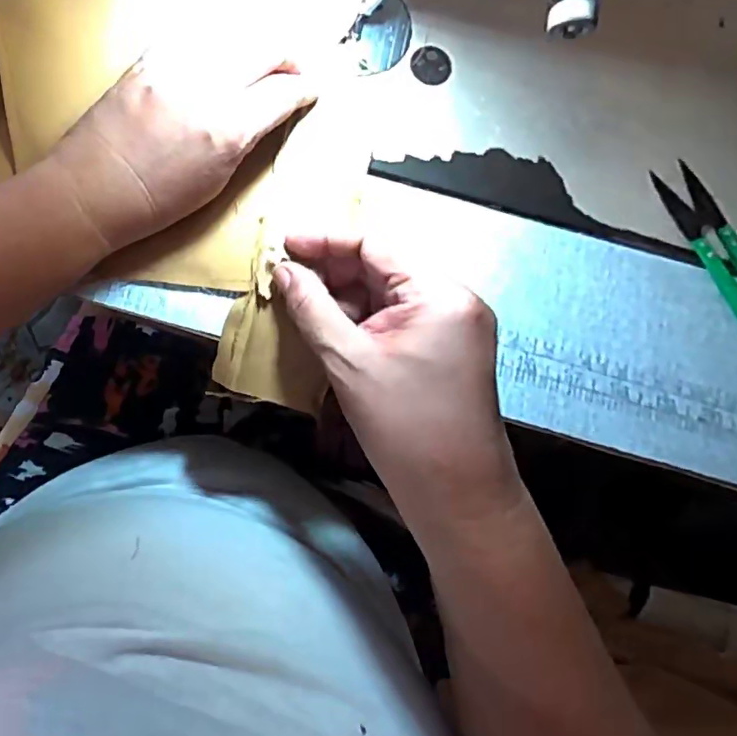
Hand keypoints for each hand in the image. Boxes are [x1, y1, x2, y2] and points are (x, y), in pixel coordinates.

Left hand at [39, 45, 316, 252]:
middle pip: (267, 45)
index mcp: (226, 128)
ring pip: (232, 30)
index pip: (285, 89)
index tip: (309, 90)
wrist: (85, 191)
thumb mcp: (215, 181)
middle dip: (289, 55)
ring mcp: (170, 67)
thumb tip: (270, 110)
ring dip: (254, 42)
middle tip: (292, 69)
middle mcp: (202, 87)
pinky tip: (216, 56)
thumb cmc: (150, 202)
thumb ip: (247, 138)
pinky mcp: (144, 61)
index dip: (306, 88)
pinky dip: (215, 41)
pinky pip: (193, 35)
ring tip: (257, 60)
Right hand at [272, 233, 524, 536]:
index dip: (324, 242)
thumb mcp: (347, 358)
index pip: (374, 247)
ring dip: (337, 295)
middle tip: (282, 275)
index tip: (284, 244)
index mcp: (439, 295)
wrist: (454, 493)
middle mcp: (450, 302)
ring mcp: (447, 326)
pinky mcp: (437, 348)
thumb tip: (282, 269)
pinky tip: (320, 323)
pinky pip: (388, 318)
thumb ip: (311, 306)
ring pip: (380, 294)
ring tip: (294, 299)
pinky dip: (354, 317)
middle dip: (328, 270)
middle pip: (377, 268)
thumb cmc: (404, 424)